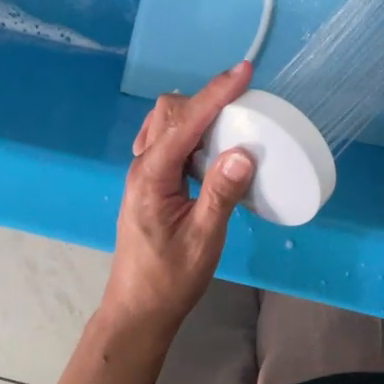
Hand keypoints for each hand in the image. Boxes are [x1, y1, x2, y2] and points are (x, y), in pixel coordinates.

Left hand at [102, 62, 258, 334]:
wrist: (138, 311)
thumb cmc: (170, 279)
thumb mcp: (204, 240)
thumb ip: (222, 195)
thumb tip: (244, 152)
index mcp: (153, 175)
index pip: (187, 121)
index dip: (217, 93)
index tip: (245, 72)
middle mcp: (143, 165)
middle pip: (170, 111)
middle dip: (206, 98)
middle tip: (243, 101)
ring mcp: (142, 173)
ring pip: (165, 122)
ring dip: (196, 112)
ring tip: (229, 119)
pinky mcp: (148, 182)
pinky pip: (165, 139)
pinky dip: (188, 131)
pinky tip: (207, 148)